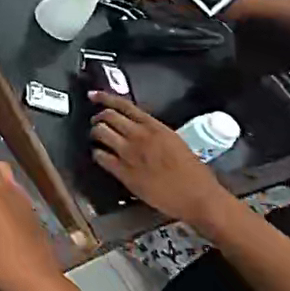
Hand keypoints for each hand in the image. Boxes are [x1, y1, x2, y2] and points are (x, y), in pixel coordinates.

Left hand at [90, 92, 236, 229]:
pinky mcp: (124, 173)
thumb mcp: (173, 140)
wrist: (196, 195)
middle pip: (108, 116)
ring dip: (95, 133)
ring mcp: (129, 153)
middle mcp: (139, 135)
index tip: (93, 95)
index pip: (124, 105)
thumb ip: (153, 132)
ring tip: (97, 138)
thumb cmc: (192, 170)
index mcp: (154, 126)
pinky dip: (97, 154)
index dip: (105, 97)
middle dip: (98, 117)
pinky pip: (101, 157)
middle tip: (96, 122)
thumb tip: (138, 129)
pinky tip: (100, 156)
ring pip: (101, 133)